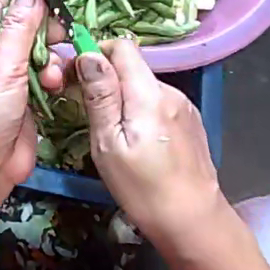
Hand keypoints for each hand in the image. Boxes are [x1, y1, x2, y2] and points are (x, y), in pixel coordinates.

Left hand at [0, 0, 60, 203]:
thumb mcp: (4, 63)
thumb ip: (21, 25)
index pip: (2, 10)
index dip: (28, 4)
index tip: (56, 1)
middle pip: (25, 31)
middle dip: (45, 37)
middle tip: (64, 38)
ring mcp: (7, 78)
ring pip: (39, 55)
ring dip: (51, 62)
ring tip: (52, 77)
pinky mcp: (24, 97)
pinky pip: (44, 77)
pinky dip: (53, 79)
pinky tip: (56, 87)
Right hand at [74, 39, 225, 246]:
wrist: (193, 222)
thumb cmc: (142, 188)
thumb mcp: (108, 144)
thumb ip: (100, 96)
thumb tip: (88, 55)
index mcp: (148, 94)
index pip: (122, 46)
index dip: (95, 53)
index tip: (75, 77)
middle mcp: (170, 91)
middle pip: (131, 66)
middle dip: (104, 78)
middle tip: (83, 108)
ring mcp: (183, 105)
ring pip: (142, 85)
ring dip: (121, 96)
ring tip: (108, 130)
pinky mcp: (189, 120)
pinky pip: (156, 102)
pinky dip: (138, 109)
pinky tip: (135, 139)